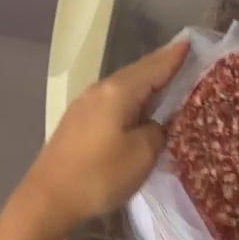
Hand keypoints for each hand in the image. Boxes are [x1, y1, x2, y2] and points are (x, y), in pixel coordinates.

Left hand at [18, 40, 188, 232]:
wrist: (47, 198)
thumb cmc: (99, 175)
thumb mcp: (142, 155)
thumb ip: (157, 131)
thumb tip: (155, 123)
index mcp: (119, 91)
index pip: (154, 67)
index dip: (174, 56)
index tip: (190, 42)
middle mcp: (101, 89)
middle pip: (138, 71)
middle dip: (161, 65)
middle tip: (184, 58)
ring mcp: (85, 103)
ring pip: (124, 85)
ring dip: (145, 82)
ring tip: (166, 81)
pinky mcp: (78, 119)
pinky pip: (112, 99)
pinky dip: (131, 96)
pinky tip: (137, 106)